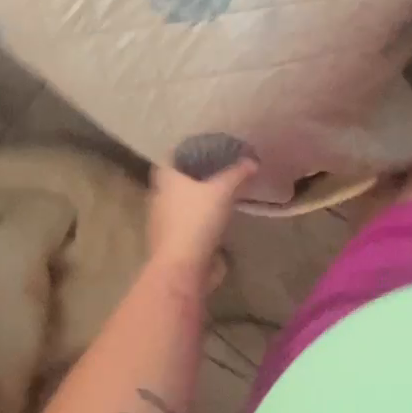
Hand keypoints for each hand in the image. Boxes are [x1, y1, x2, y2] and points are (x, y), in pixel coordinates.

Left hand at [147, 158, 255, 273]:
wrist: (182, 268)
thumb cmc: (196, 219)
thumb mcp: (223, 190)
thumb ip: (237, 173)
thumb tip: (252, 161)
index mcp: (165, 178)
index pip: (170, 154)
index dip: (185, 148)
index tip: (204, 144)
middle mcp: (159, 196)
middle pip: (175, 178)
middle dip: (194, 172)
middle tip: (218, 164)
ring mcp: (163, 221)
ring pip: (181, 200)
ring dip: (196, 196)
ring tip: (220, 189)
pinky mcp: (173, 241)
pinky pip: (187, 220)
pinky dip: (199, 215)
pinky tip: (216, 215)